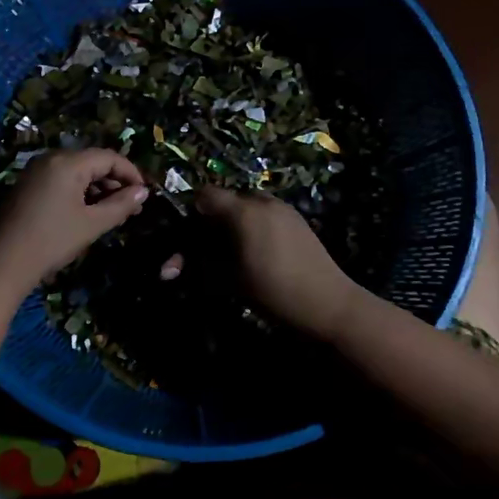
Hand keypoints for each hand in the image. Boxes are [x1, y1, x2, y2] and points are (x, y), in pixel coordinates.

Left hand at [0, 149, 147, 287]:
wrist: (2, 264)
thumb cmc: (52, 241)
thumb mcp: (92, 224)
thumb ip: (120, 204)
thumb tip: (143, 192)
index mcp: (67, 163)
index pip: (109, 157)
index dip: (131, 173)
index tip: (145, 194)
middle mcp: (50, 159)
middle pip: (93, 161)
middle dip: (115, 182)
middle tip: (132, 206)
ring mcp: (36, 171)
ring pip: (77, 171)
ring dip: (98, 188)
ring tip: (114, 212)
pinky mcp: (27, 185)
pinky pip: (62, 180)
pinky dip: (80, 192)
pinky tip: (89, 212)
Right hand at [181, 186, 364, 338]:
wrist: (328, 303)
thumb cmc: (273, 291)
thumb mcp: (229, 280)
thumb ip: (198, 267)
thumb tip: (169, 267)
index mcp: (243, 209)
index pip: (204, 195)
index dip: (190, 213)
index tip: (186, 238)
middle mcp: (263, 200)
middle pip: (226, 199)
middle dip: (211, 221)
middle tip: (205, 250)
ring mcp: (283, 208)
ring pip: (247, 207)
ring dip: (233, 223)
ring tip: (231, 253)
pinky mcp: (297, 220)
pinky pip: (265, 214)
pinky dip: (253, 226)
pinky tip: (255, 253)